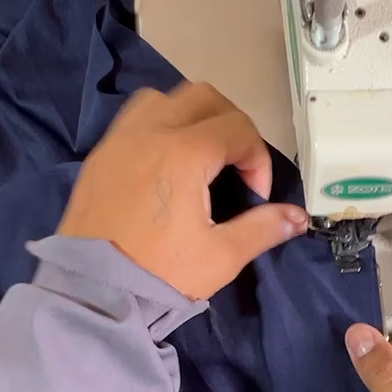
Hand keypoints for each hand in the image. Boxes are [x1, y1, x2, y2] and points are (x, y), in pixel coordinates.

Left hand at [58, 81, 309, 299]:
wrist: (93, 294)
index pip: (238, 128)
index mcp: (184, 154)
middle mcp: (150, 133)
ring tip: (201, 155)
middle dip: (231, 124)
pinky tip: (165, 162)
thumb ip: (263, 229)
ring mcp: (120, 141)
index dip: (258, 158)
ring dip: (192, 116)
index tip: (255, 195)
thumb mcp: (221, 256)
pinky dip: (159, 125)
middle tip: (237, 164)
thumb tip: (298, 218)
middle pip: (204, 98)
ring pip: (165, 99)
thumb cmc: (159, 274)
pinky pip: (134, 118)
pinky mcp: (100, 157)